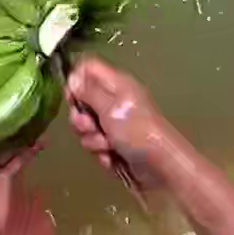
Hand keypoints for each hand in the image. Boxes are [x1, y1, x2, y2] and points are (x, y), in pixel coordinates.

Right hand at [65, 57, 185, 185]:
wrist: (161, 165)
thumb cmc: (137, 130)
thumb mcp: (111, 107)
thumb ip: (89, 91)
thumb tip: (72, 78)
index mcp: (118, 84)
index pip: (89, 69)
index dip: (75, 81)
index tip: (72, 98)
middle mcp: (116, 101)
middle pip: (83, 102)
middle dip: (82, 120)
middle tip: (91, 127)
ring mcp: (117, 124)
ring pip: (88, 129)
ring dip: (94, 140)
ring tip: (109, 146)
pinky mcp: (117, 145)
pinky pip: (97, 146)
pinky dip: (103, 153)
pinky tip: (113, 158)